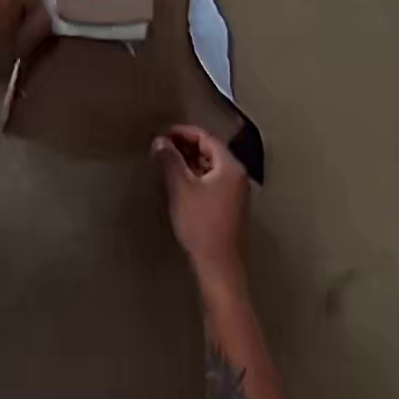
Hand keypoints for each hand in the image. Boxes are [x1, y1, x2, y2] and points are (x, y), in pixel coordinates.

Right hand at [152, 125, 250, 279]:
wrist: (219, 265)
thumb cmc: (201, 225)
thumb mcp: (181, 189)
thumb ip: (170, 161)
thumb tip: (160, 141)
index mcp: (230, 167)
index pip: (207, 138)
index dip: (184, 132)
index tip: (164, 133)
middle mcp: (238, 176)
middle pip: (212, 151)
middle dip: (187, 146)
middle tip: (164, 146)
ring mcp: (237, 193)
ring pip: (212, 168)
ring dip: (191, 162)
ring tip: (168, 163)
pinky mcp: (232, 208)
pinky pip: (214, 182)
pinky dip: (197, 177)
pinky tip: (181, 184)